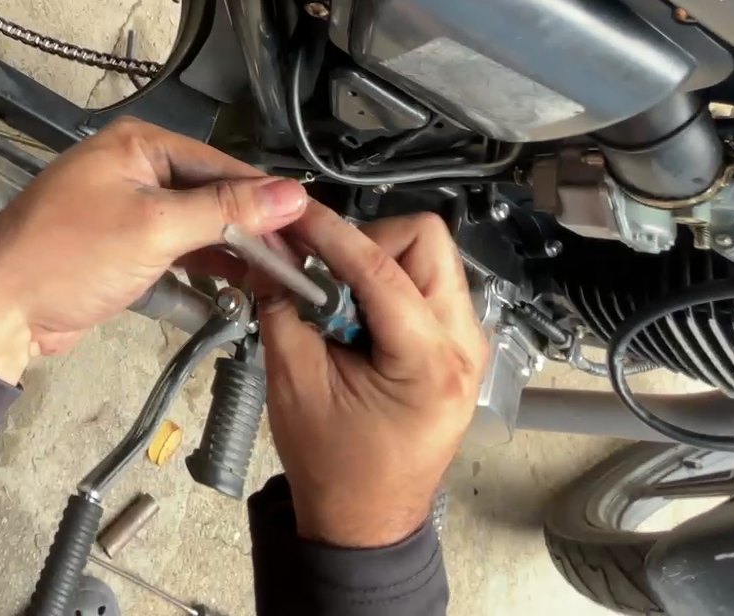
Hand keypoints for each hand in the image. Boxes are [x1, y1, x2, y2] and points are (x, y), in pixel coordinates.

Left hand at [0, 119, 308, 382]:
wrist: (0, 309)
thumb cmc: (67, 255)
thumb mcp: (154, 228)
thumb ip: (224, 211)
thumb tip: (290, 193)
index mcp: (138, 145)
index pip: (219, 163)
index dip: (265, 196)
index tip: (309, 224)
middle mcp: (134, 167)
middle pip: (210, 191)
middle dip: (252, 226)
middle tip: (298, 260)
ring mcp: (127, 206)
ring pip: (196, 221)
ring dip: (233, 248)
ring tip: (280, 276)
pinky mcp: (123, 242)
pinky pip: (176, 245)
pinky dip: (205, 263)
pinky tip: (240, 282)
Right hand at [258, 210, 487, 547]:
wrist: (364, 518)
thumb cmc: (331, 463)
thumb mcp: (292, 380)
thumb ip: (280, 303)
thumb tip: (266, 245)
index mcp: (429, 365)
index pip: (380, 269)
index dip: (328, 232)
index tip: (290, 214)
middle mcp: (465, 346)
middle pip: (426, 241)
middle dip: (366, 238)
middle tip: (322, 265)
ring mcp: (467, 343)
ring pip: (429, 253)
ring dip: (375, 254)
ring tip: (335, 288)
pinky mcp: (455, 343)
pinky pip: (426, 279)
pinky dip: (384, 274)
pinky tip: (352, 305)